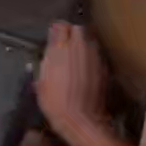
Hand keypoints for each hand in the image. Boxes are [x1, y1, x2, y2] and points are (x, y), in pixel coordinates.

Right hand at [35, 22, 107, 138]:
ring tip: (76, 55)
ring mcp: (94, 56)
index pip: (60, 27)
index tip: (53, 37)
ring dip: (82, 44)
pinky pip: (96, 54)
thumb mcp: (42, 81)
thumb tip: (49, 52)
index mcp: (60, 49)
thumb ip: (46, 61)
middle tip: (65, 45)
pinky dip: (90, 56)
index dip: (57, 31)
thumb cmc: (54, 102)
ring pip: (89, 40)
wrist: (80, 118)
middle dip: (72, 34)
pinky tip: (85, 68)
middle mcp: (79, 47)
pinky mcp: (103, 66)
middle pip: (78, 29)